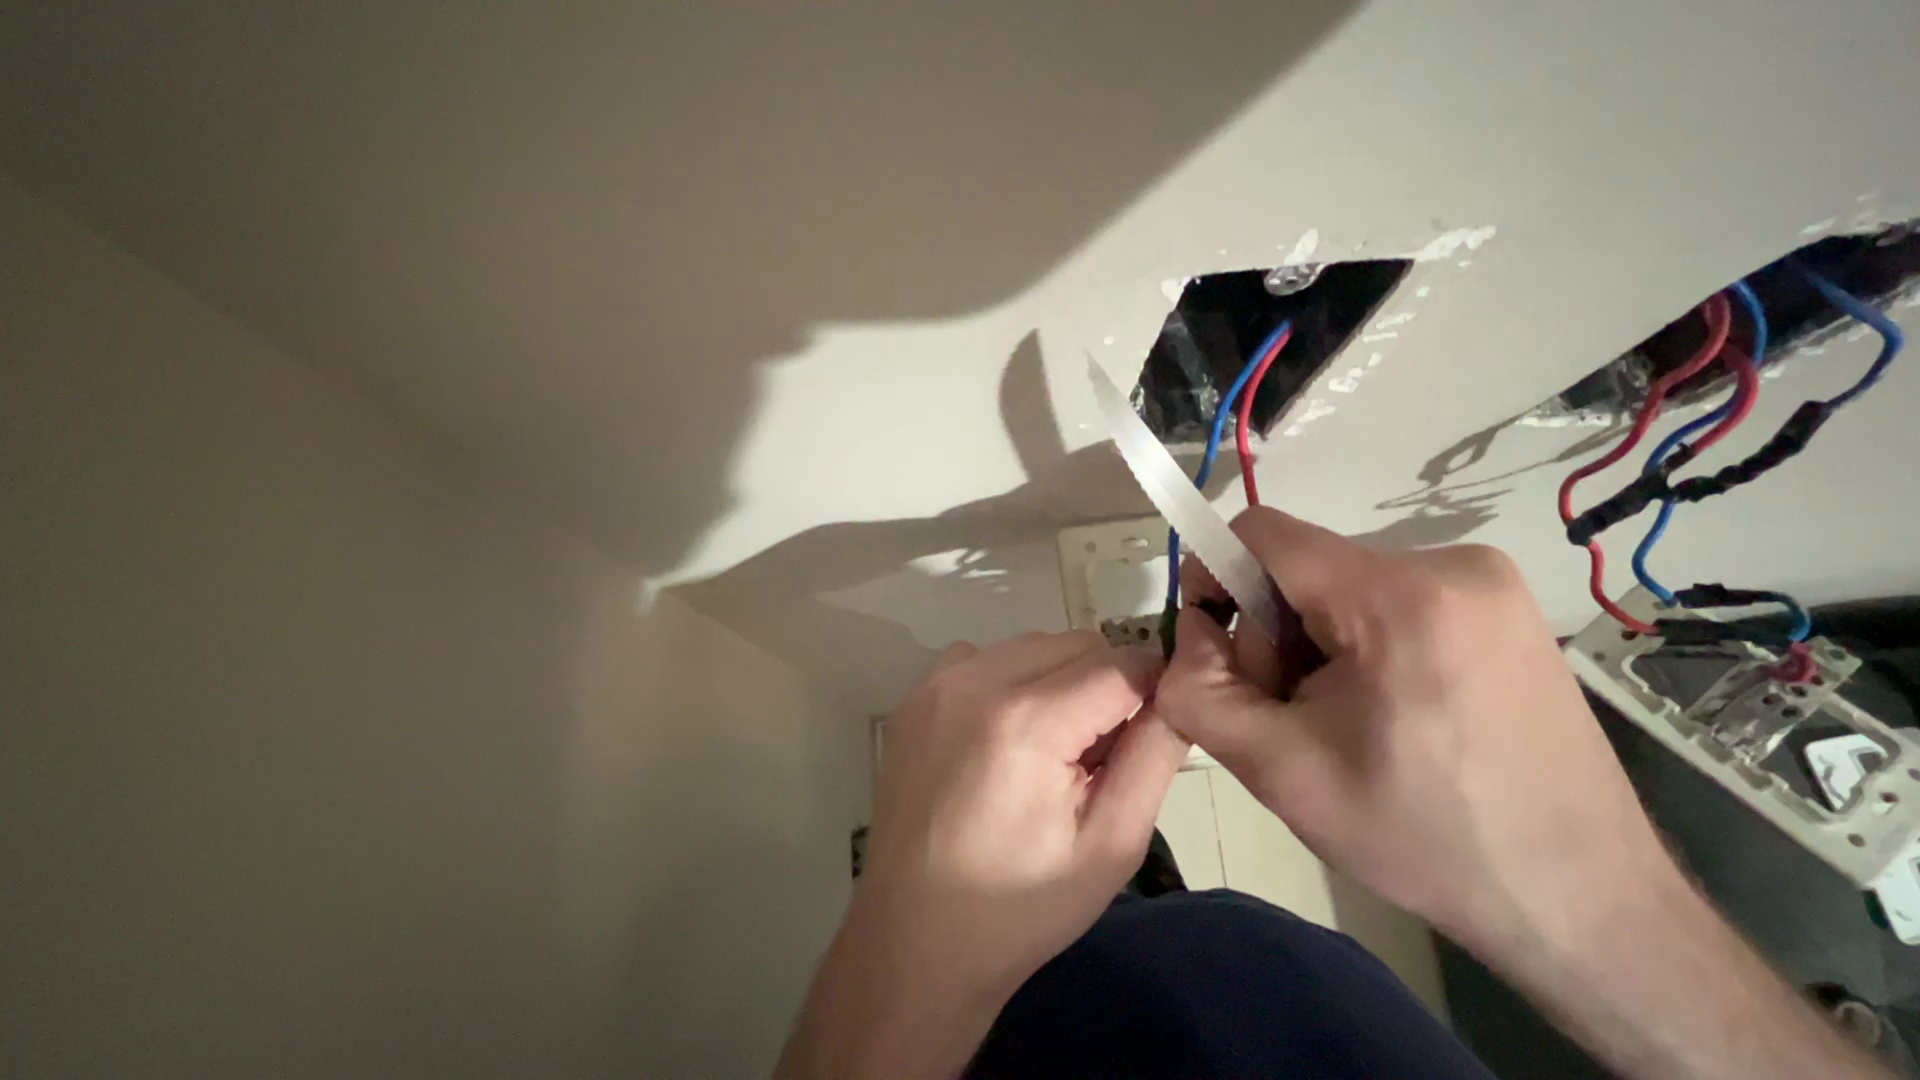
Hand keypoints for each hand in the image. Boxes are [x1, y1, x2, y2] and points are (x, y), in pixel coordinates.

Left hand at [778, 630, 1188, 1079]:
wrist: (914, 938)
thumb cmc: (1021, 905)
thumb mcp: (1112, 842)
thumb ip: (1155, 754)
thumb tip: (1179, 692)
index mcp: (1025, 718)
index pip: (1121, 663)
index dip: (1154, 689)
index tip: (1159, 730)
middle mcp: (975, 678)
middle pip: (1077, 645)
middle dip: (1108, 685)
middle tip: (1103, 756)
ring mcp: (937, 682)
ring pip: (1034, 646)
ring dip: (1062, 680)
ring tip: (1055, 753)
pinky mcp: (916, 695)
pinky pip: (988, 659)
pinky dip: (1016, 682)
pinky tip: (1009, 742)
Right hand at [1156, 508, 1675, 954]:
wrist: (1581, 899)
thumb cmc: (1424, 839)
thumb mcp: (1281, 773)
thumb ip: (1200, 692)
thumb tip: (1192, 632)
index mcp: (1400, 598)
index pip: (1264, 533)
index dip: (1213, 574)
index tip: (1211, 643)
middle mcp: (1452, 564)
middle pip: (1305, 566)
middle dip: (1273, 633)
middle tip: (1292, 717)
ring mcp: (1489, 582)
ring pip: (1345, 586)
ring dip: (1317, 643)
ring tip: (1345, 723)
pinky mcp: (1505, 606)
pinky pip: (1393, 599)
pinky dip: (1363, 643)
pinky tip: (1388, 712)